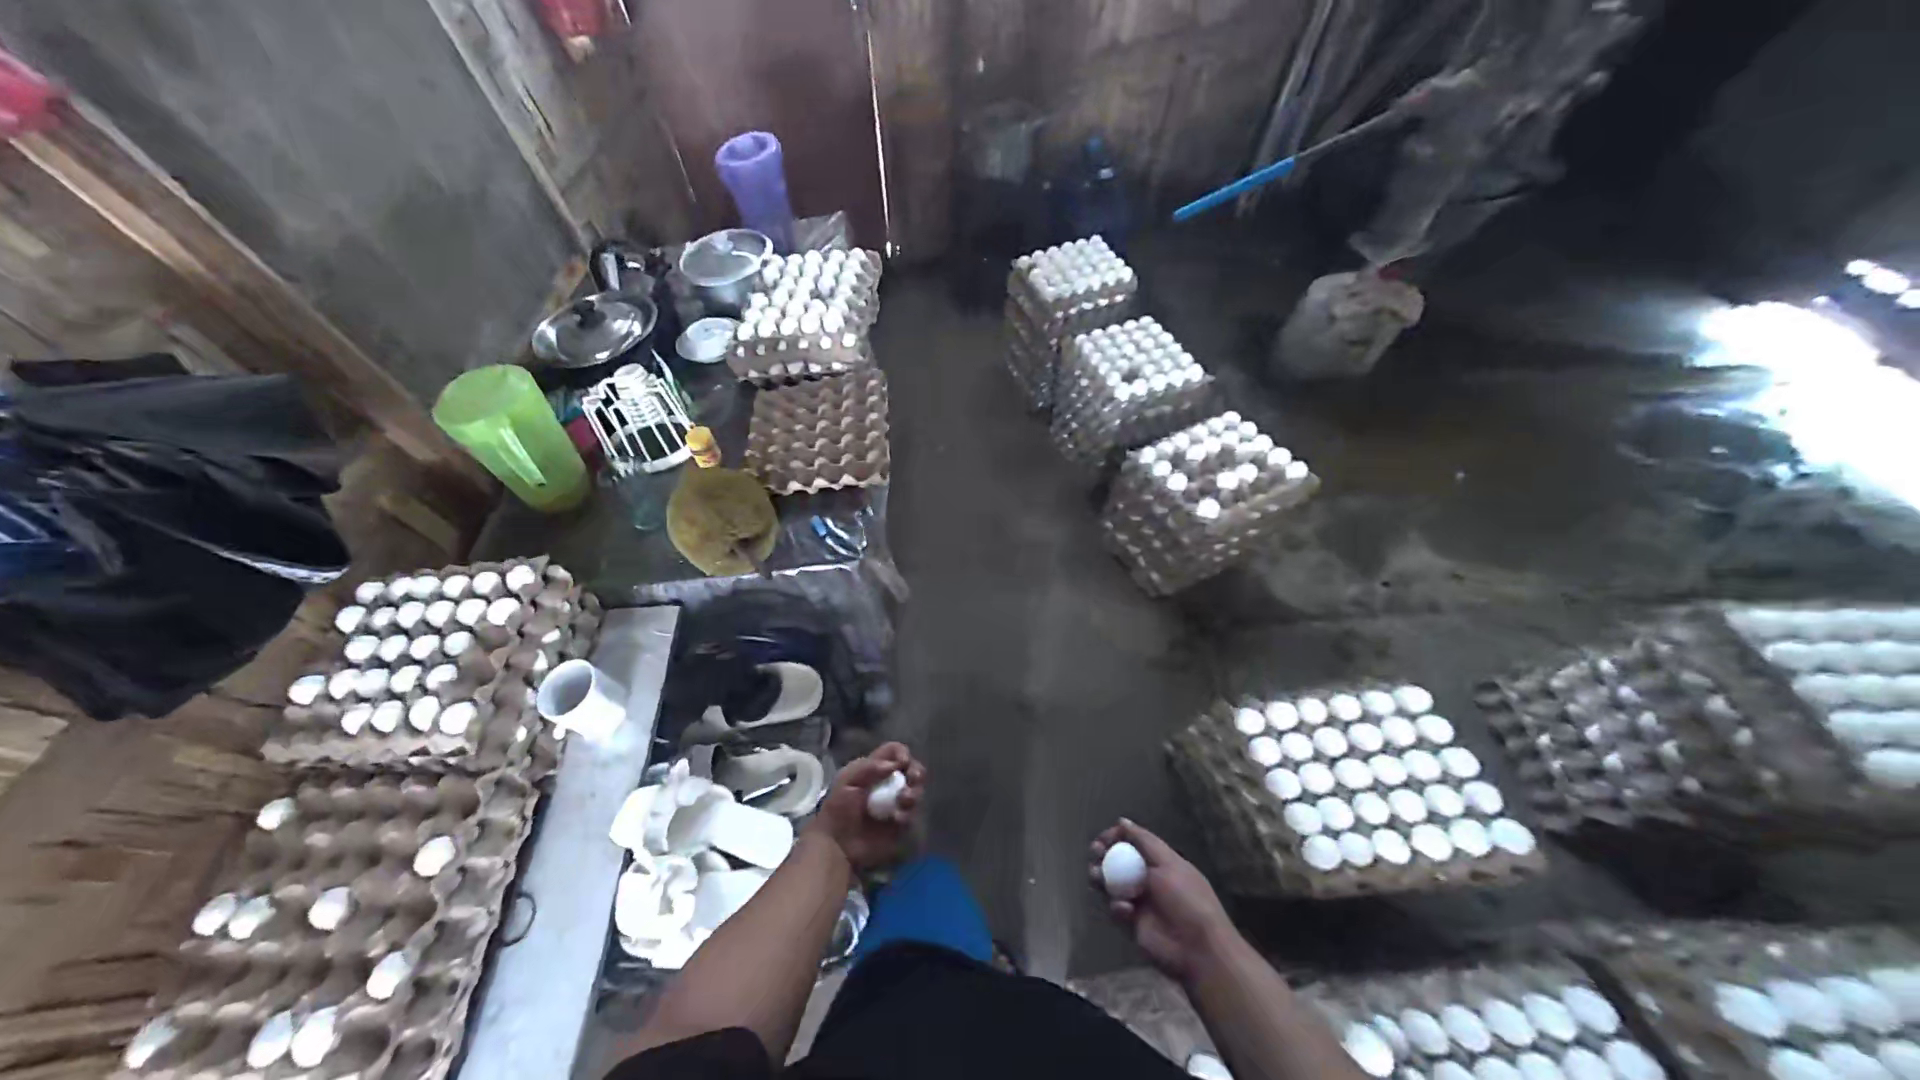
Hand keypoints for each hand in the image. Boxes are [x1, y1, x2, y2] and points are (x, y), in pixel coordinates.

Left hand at [807, 742, 924, 871]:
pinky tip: (897, 818)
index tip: (903, 763)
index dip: (902, 753)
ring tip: (903, 800)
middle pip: (912, 769)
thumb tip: (896, 765)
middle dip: (916, 771)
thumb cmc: (838, 810)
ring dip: (913, 793)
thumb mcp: (846, 782)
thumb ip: (869, 768)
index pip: (894, 751)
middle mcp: (888, 783)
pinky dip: (907, 814)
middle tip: (913, 779)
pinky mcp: (900, 823)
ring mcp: (896, 803)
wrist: (837, 845)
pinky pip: (913, 814)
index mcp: (874, 769)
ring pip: (916, 790)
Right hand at [1089, 819, 1236, 983]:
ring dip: (1102, 878)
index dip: (1117, 837)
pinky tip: (1124, 909)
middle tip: (1096, 853)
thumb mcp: (1169, 864)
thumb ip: (1144, 842)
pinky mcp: (1132, 923)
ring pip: (1113, 883)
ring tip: (1096, 876)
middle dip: (1104, 855)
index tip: (1103, 838)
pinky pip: (1116, 908)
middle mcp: (1149, 879)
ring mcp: (1140, 901)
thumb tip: (1122, 821)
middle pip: (1120, 861)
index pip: (1135, 843)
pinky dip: (1117, 906)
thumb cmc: (1188, 900)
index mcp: (1162, 862)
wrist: (1197, 949)